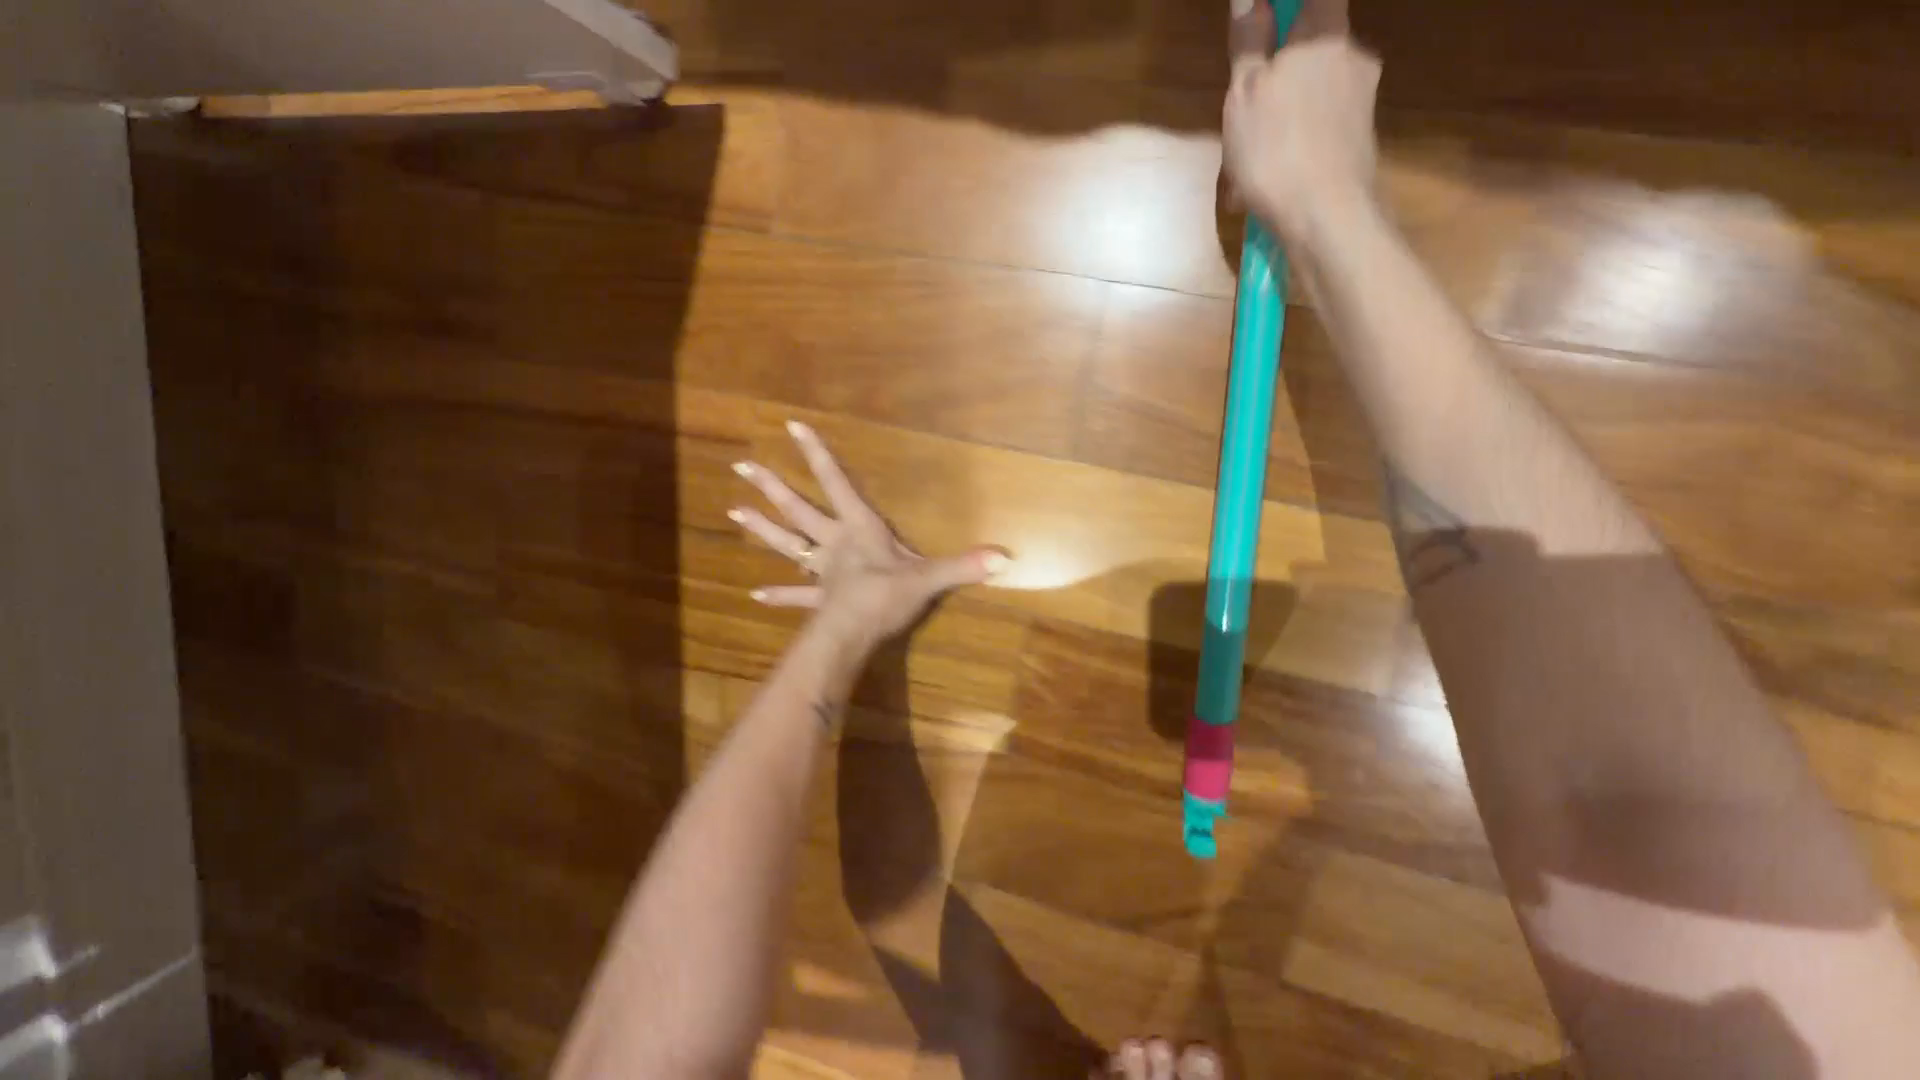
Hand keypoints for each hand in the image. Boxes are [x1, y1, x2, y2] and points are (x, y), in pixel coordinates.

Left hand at [729, 421, 1007, 649]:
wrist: (854, 635)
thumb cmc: (886, 597)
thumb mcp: (928, 578)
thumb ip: (963, 565)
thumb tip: (1005, 557)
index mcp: (858, 528)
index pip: (835, 482)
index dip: (816, 453)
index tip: (791, 426)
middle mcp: (834, 543)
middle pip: (799, 510)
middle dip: (772, 487)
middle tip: (740, 467)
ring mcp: (822, 571)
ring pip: (788, 544)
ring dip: (762, 528)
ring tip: (733, 511)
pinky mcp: (819, 600)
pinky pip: (796, 594)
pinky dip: (778, 594)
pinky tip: (754, 594)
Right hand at [1222, 27, 1381, 247]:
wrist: (1325, 217)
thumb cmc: (1275, 148)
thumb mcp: (1245, 92)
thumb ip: (1249, 41)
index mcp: (1325, 34)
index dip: (1291, 7)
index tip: (1267, 26)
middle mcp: (1353, 57)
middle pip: (1315, 47)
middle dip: (1280, 72)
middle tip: (1244, 107)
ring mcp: (1362, 101)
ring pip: (1313, 95)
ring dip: (1279, 120)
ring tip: (1244, 164)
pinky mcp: (1361, 139)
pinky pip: (1319, 130)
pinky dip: (1291, 147)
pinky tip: (1261, 185)